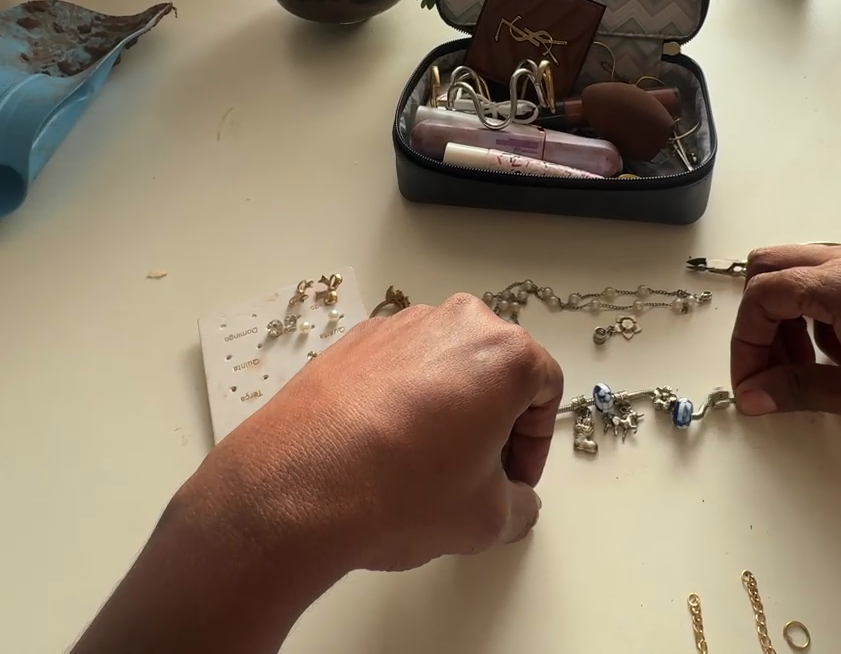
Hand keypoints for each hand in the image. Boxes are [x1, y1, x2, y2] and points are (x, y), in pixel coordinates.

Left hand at [181, 292, 563, 573]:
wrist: (294, 485)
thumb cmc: (403, 492)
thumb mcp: (485, 518)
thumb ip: (519, 504)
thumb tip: (515, 501)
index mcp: (504, 353)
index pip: (546, 387)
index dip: (536, 441)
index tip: (513, 479)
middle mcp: (460, 321)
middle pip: (498, 366)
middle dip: (495, 418)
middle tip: (476, 470)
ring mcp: (405, 322)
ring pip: (449, 360)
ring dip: (450, 403)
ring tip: (422, 459)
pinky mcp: (360, 334)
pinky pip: (404, 361)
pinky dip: (407, 394)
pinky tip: (383, 442)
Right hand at [730, 243, 840, 456]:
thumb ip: (803, 390)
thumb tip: (753, 396)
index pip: (762, 296)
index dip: (746, 344)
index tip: (753, 387)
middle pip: (772, 267)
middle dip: (761, 320)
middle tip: (774, 371)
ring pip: (803, 269)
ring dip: (791, 314)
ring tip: (817, 369)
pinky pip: (837, 277)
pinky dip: (821, 309)